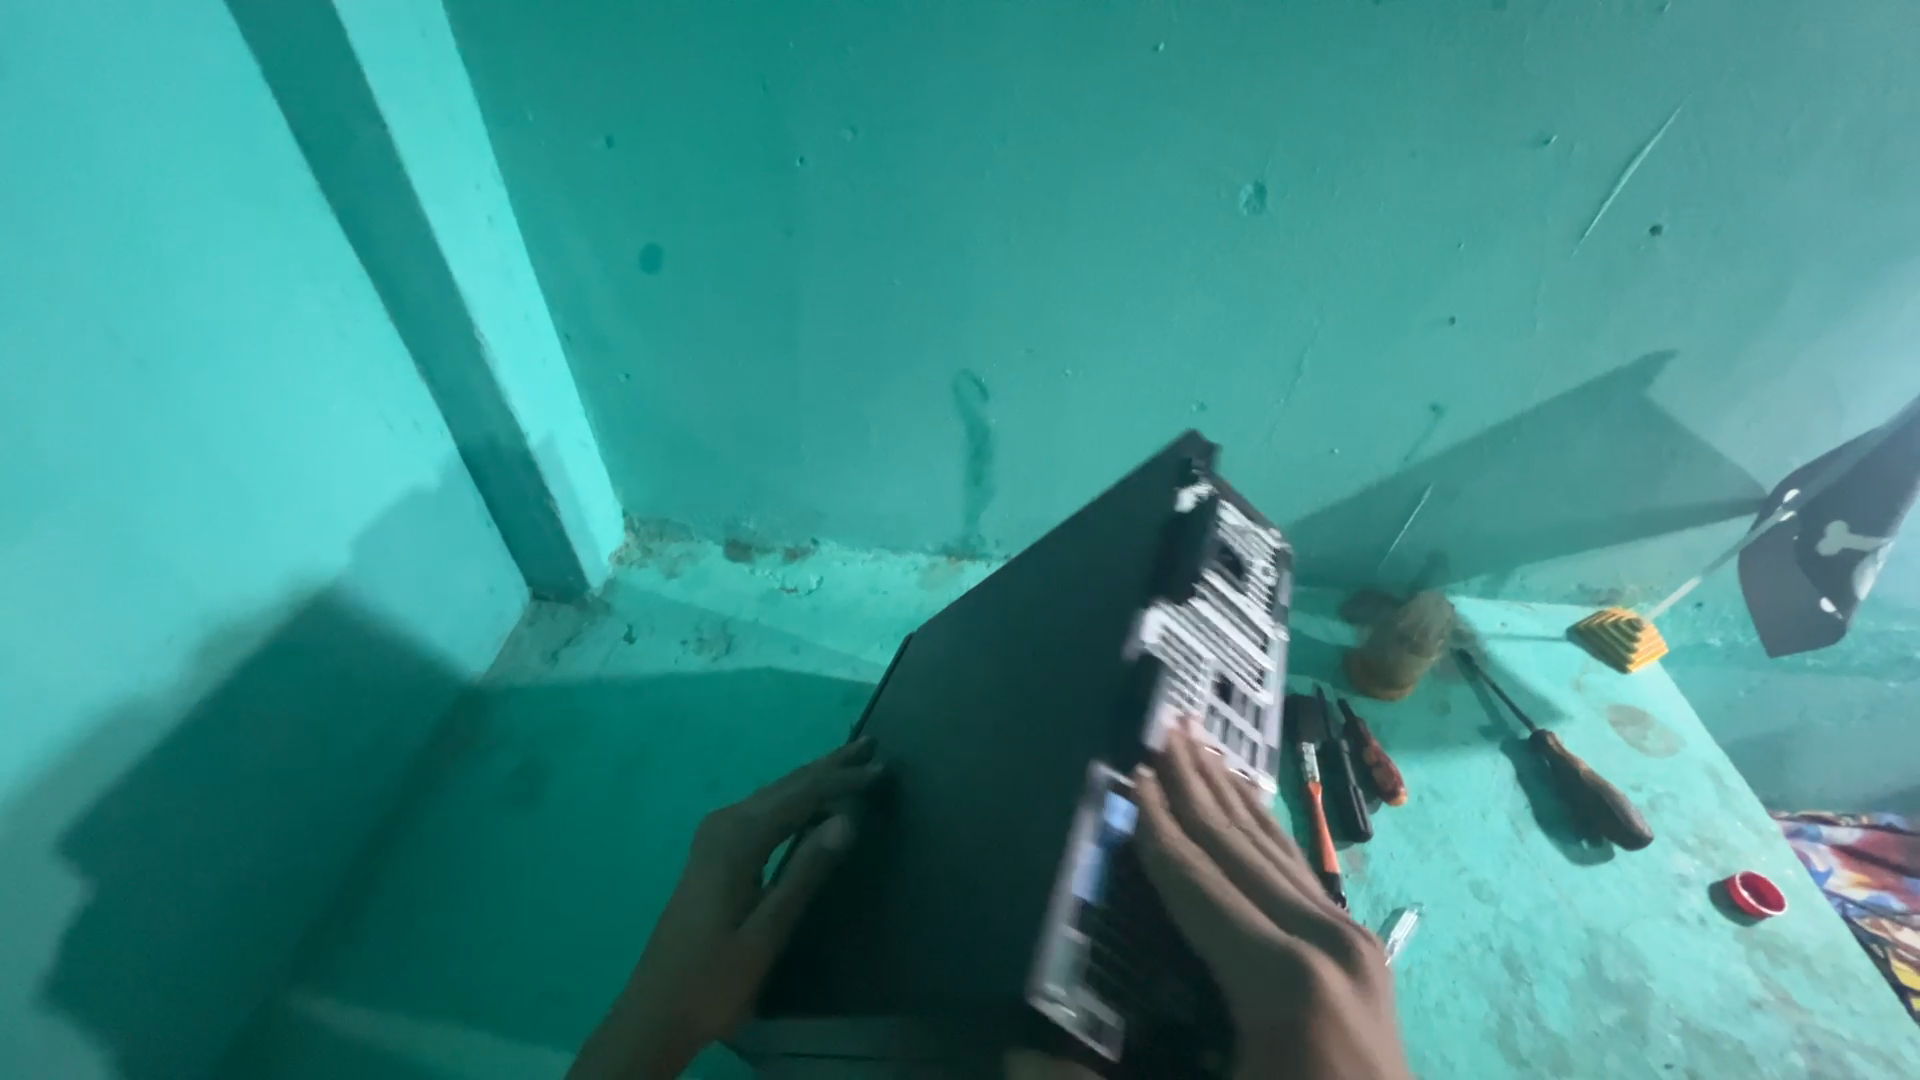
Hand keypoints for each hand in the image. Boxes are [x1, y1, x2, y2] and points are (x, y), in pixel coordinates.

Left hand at [567, 738, 882, 1079]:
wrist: (655, 1011)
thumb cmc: (714, 977)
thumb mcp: (767, 931)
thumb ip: (806, 871)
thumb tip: (848, 818)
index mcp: (738, 837)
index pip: (802, 794)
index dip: (843, 779)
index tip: (881, 768)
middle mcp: (726, 823)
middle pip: (787, 784)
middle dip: (830, 766)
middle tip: (870, 747)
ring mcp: (716, 835)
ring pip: (775, 794)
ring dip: (814, 779)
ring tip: (850, 765)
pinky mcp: (715, 850)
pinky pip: (765, 810)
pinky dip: (796, 799)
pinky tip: (813, 803)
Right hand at [1133, 726, 1410, 1079]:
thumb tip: (1013, 1055)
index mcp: (1279, 981)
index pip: (1195, 879)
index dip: (1155, 823)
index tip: (1130, 769)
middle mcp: (1321, 941)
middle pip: (1233, 842)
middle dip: (1190, 781)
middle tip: (1160, 722)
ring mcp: (1349, 939)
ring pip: (1270, 843)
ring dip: (1225, 787)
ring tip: (1195, 736)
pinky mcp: (1359, 945)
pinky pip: (1298, 864)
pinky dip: (1261, 821)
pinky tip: (1245, 794)